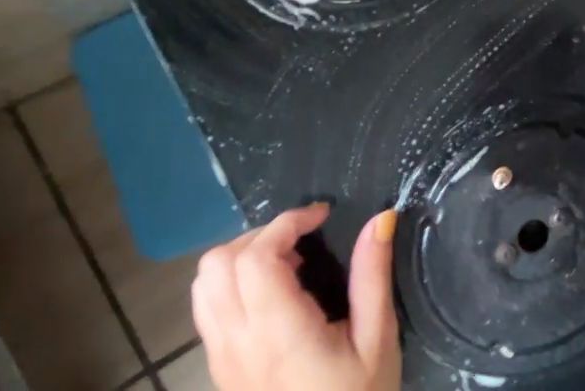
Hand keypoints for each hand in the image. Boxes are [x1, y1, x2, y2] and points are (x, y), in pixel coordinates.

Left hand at [192, 204, 399, 390]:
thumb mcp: (377, 337)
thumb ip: (373, 275)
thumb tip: (382, 217)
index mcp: (279, 332)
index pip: (255, 258)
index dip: (286, 222)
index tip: (323, 215)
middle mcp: (238, 342)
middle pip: (218, 264)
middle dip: (261, 234)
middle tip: (305, 237)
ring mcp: (221, 357)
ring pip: (203, 285)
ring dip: (242, 256)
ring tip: (289, 261)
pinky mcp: (219, 368)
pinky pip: (207, 308)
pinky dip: (232, 281)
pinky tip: (274, 292)